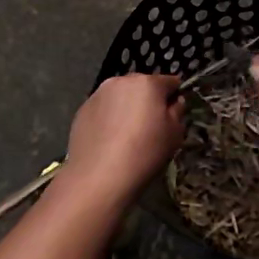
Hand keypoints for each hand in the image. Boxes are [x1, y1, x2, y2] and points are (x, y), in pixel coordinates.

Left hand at [63, 74, 183, 195]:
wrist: (99, 176)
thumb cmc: (145, 152)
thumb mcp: (175, 133)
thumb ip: (177, 111)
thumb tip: (174, 102)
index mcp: (148, 83)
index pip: (170, 82)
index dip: (174, 97)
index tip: (173, 115)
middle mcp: (121, 81)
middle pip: (142, 86)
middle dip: (148, 100)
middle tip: (150, 125)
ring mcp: (98, 95)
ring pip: (121, 96)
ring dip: (127, 107)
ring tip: (127, 134)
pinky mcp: (81, 111)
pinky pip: (104, 108)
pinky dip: (109, 118)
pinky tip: (110, 140)